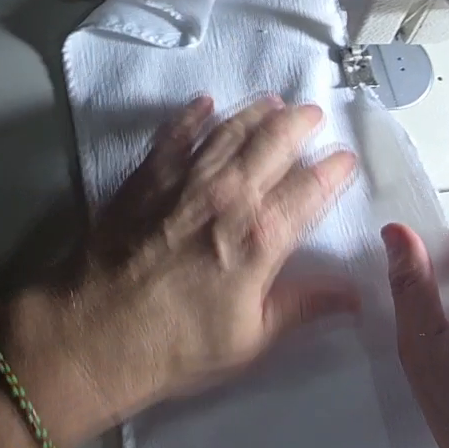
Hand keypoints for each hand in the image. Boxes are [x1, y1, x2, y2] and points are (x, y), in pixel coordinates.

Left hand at [2, 95, 360, 447]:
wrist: (93, 332)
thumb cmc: (176, 345)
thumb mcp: (249, 338)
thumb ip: (303, 306)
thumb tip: (355, 295)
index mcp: (261, 236)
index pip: (310, 189)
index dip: (333, 169)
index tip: (347, 158)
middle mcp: (230, 194)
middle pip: (274, 142)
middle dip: (300, 123)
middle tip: (313, 114)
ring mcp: (187, 178)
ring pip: (231, 129)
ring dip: (256, 111)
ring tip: (274, 102)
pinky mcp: (149, 173)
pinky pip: (177, 132)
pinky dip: (193, 114)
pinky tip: (205, 103)